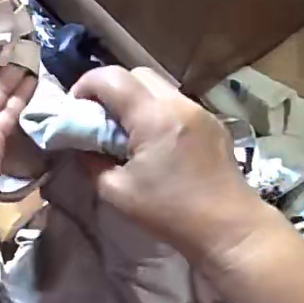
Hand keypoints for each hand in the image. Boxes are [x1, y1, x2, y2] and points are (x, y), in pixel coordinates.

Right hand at [68, 66, 276, 259]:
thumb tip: (80, 146)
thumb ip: (92, 162)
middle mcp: (178, 103)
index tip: (75, 108)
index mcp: (153, 117)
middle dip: (110, 88)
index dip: (85, 86)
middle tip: (97, 117)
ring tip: (124, 130)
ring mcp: (199, 110)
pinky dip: (156, 110)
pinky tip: (152, 140)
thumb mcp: (117, 192)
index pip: (110, 77)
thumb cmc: (170, 213)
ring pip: (158, 86)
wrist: (229, 229)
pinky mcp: (212, 123)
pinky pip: (176, 103)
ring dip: (134, 98)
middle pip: (136, 73)